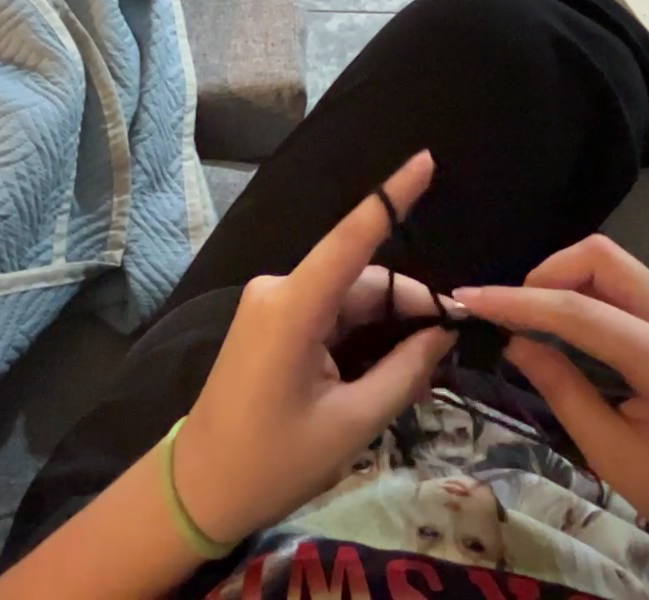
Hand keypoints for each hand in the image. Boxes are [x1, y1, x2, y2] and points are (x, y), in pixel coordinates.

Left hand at [172, 152, 458, 543]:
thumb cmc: (273, 462)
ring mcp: (271, 303)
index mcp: (293, 307)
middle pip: (363, 281)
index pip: (350, 238)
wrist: (199, 489)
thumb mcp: (352, 423)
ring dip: (386, 329)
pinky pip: (329, 313)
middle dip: (408, 309)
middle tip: (448, 353)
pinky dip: (360, 335)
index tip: (424, 159)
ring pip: (349, 299)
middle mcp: (279, 289)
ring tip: (418, 375)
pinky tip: (385, 371)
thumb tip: (443, 331)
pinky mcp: (271, 320)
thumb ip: (404, 371)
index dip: (390, 197)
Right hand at [453, 235, 648, 598]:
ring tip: (533, 317)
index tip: (468, 298)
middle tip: (513, 311)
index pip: (578, 310)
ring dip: (565, 277)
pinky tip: (565, 324)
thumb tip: (514, 342)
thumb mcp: (613, 455)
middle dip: (546, 272)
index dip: (517, 301)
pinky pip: (624, 285)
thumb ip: (561, 389)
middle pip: (602, 257)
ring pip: (613, 264)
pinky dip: (585, 291)